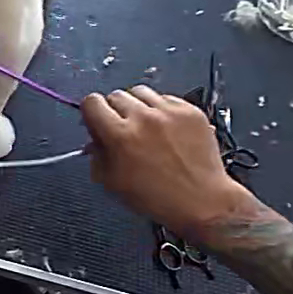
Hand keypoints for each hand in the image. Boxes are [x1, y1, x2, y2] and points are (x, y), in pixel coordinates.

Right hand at [81, 86, 256, 240]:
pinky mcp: (189, 111)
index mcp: (120, 136)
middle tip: (123, 129)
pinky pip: (167, 99)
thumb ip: (97, 156)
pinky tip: (166, 130)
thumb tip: (93, 139)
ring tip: (146, 128)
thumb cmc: (159, 199)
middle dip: (115, 111)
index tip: (97, 120)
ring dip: (138, 106)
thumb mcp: (113, 184)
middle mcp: (144, 118)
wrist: (201, 201)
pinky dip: (162, 111)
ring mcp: (169, 112)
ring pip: (141, 92)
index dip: (91, 112)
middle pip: (116, 95)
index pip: (92, 103)